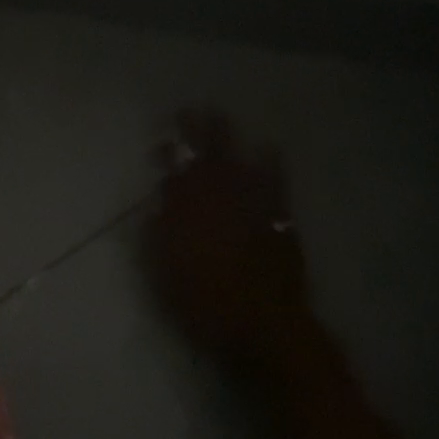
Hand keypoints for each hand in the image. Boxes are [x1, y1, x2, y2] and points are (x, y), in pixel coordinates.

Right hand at [145, 110, 314, 364]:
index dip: (166, 150)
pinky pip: (275, 176)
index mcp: (187, 206)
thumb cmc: (203, 304)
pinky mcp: (280, 214)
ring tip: (219, 120)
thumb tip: (158, 204)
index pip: (174, 164)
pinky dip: (268, 159)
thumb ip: (158, 233)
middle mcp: (222, 193)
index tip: (158, 143)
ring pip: (241, 154)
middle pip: (209, 148)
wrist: (262, 325)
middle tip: (188, 113)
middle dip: (197, 126)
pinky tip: (266, 149)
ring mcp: (256, 200)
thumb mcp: (162, 273)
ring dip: (228, 136)